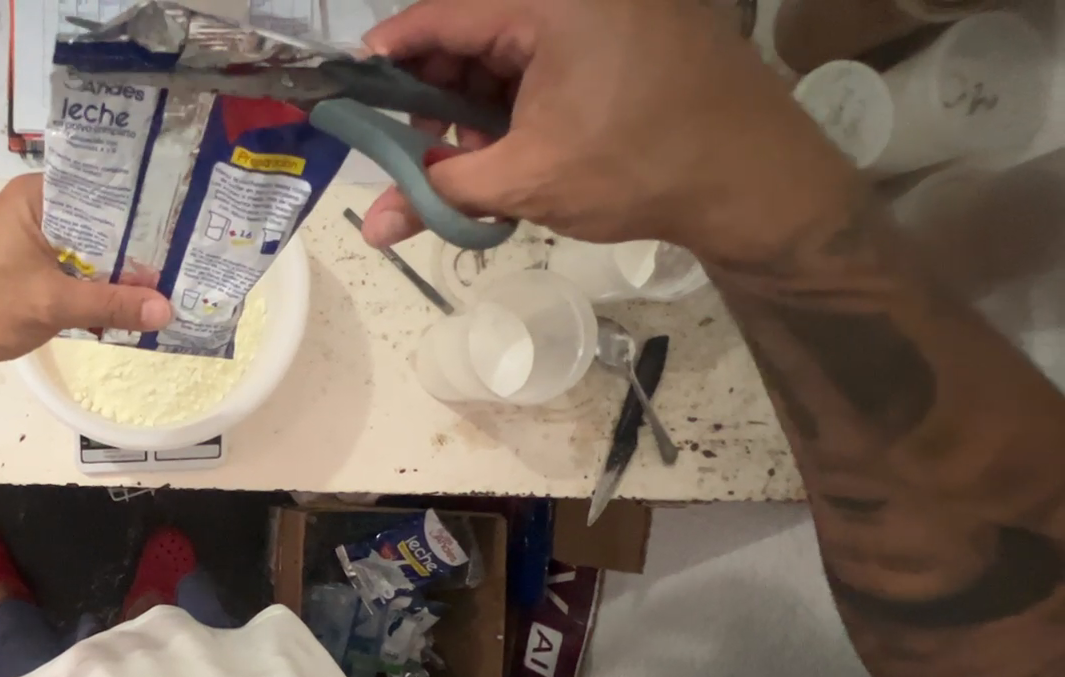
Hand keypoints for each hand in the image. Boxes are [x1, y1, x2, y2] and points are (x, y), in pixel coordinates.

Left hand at [0, 174, 171, 376]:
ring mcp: (33, 242)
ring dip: (117, 272)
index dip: (138, 207)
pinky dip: (97, 288)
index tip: (177, 221)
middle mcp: (36, 211)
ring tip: (166, 281)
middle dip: (133, 246)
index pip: (98, 188)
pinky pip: (76, 273)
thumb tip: (166, 310)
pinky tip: (129, 303)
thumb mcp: (53, 303)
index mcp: (35, 196)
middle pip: (98, 223)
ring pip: (89, 252)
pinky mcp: (33, 271)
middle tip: (181, 256)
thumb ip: (110, 304)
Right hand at [356, 0, 865, 266]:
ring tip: (469, 160)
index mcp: (552, 4)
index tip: (350, 89)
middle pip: (469, 32)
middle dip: (432, 93)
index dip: (389, 53)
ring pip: (500, 51)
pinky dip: (507, 105)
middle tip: (414, 149)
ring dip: (469, 106)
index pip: (443, 14)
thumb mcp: (522, 182)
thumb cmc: (637, 166)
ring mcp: (600, 12)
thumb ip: (435, 194)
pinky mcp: (616, 35)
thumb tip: (369, 229)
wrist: (751, 175)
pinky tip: (505, 147)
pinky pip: (537, 60)